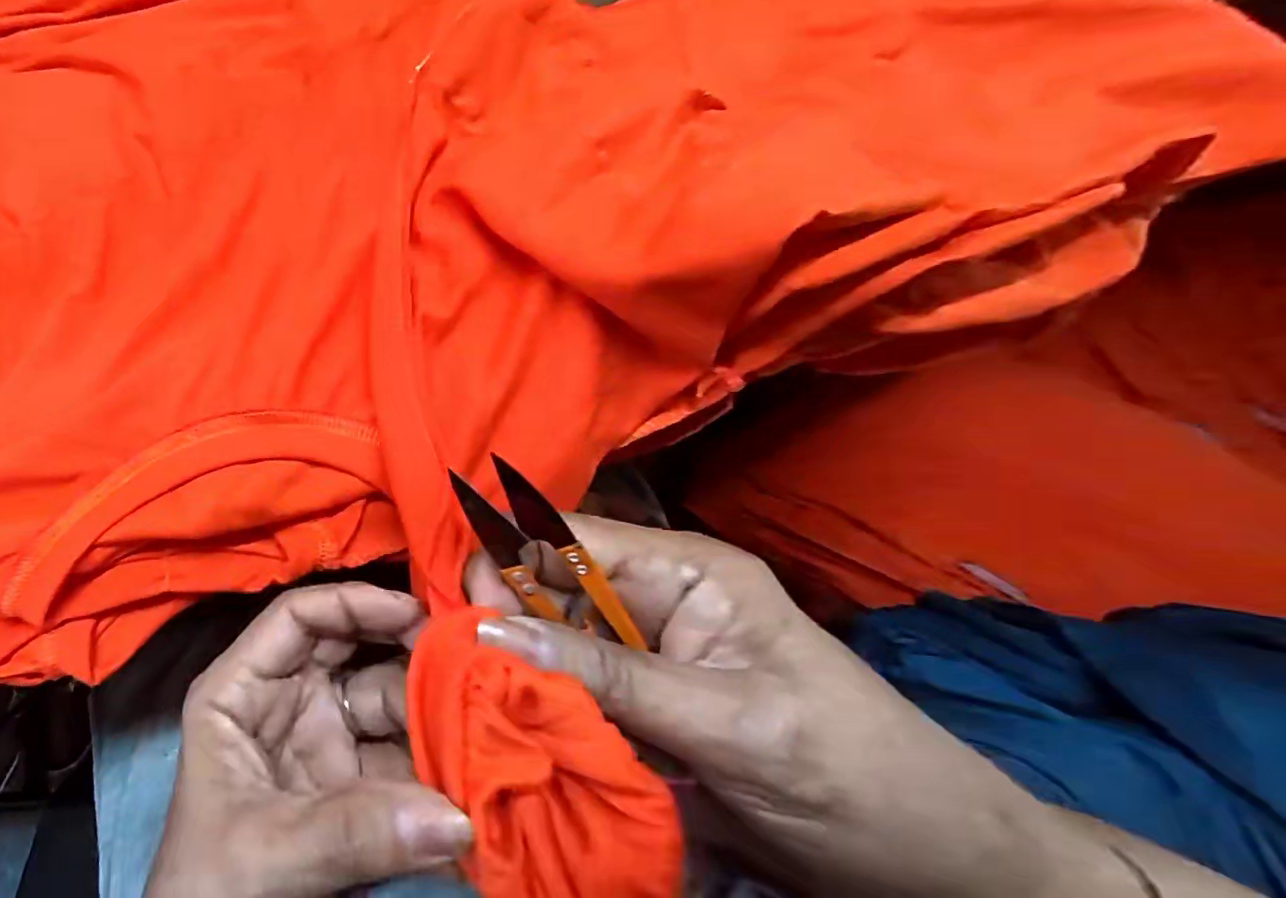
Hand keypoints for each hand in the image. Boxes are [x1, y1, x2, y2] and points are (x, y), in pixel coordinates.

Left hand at [145, 583, 473, 897]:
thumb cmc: (210, 887)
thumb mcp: (268, 849)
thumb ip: (355, 831)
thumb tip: (453, 818)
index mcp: (241, 689)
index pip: (296, 617)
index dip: (352, 603)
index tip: (412, 613)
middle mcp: (284, 699)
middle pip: (348, 647)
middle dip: (402, 645)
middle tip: (460, 654)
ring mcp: (319, 737)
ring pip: (380, 697)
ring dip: (426, 705)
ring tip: (476, 712)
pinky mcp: (350, 781)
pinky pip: (397, 750)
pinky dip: (432, 754)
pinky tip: (467, 756)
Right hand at [463, 514, 1190, 897]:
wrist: (942, 869)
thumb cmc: (854, 775)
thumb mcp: (730, 723)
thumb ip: (608, 677)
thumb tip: (490, 633)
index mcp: (682, 569)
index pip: (568, 540)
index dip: (508, 563)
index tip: (465, 618)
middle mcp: (653, 598)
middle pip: (548, 591)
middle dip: (504, 624)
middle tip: (464, 676)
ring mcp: (644, 653)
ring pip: (551, 643)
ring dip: (518, 673)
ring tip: (480, 711)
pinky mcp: (640, 703)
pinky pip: (572, 691)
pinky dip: (544, 712)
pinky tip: (520, 734)